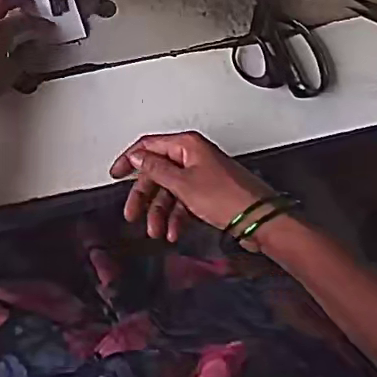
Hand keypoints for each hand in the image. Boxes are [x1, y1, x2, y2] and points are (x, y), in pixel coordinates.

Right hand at [109, 131, 274, 244]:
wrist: (260, 220)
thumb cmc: (229, 198)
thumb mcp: (183, 184)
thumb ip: (155, 169)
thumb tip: (137, 157)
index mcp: (187, 145)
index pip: (148, 146)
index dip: (129, 160)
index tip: (116, 173)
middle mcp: (194, 155)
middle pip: (157, 171)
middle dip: (144, 195)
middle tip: (133, 212)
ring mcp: (202, 173)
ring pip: (170, 189)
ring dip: (160, 211)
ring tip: (156, 230)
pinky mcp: (209, 191)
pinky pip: (184, 200)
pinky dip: (176, 216)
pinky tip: (172, 231)